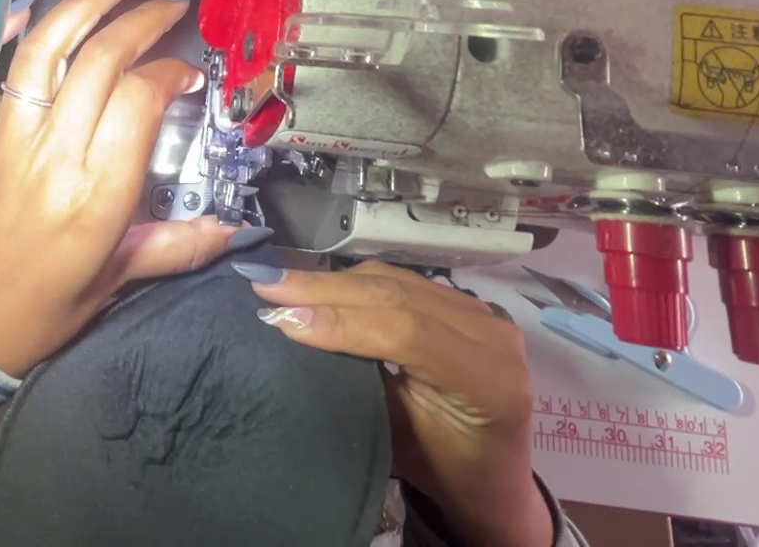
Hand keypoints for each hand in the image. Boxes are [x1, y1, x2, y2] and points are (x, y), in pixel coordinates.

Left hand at [0, 0, 258, 377]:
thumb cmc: (41, 308)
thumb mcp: (116, 281)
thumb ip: (177, 245)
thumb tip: (236, 231)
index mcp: (95, 193)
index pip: (140, 101)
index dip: (171, 73)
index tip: (187, 75)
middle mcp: (52, 152)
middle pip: (101, 62)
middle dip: (142, 21)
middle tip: (170, 2)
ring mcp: (6, 137)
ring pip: (45, 50)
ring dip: (84, 3)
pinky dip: (3, 32)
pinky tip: (27, 4)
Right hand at [246, 261, 552, 546]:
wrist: (493, 479)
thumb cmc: (445, 470)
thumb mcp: (399, 439)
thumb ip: (358, 381)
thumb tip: (293, 329)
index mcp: (488, 380)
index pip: (407, 332)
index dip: (341, 320)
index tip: (281, 318)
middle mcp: (491, 334)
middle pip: (397, 295)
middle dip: (324, 288)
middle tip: (265, 284)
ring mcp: (480, 311)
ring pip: (392, 279)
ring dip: (331, 280)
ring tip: (279, 280)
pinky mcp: (461, 300)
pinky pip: (400, 279)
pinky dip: (351, 281)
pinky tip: (315, 282)